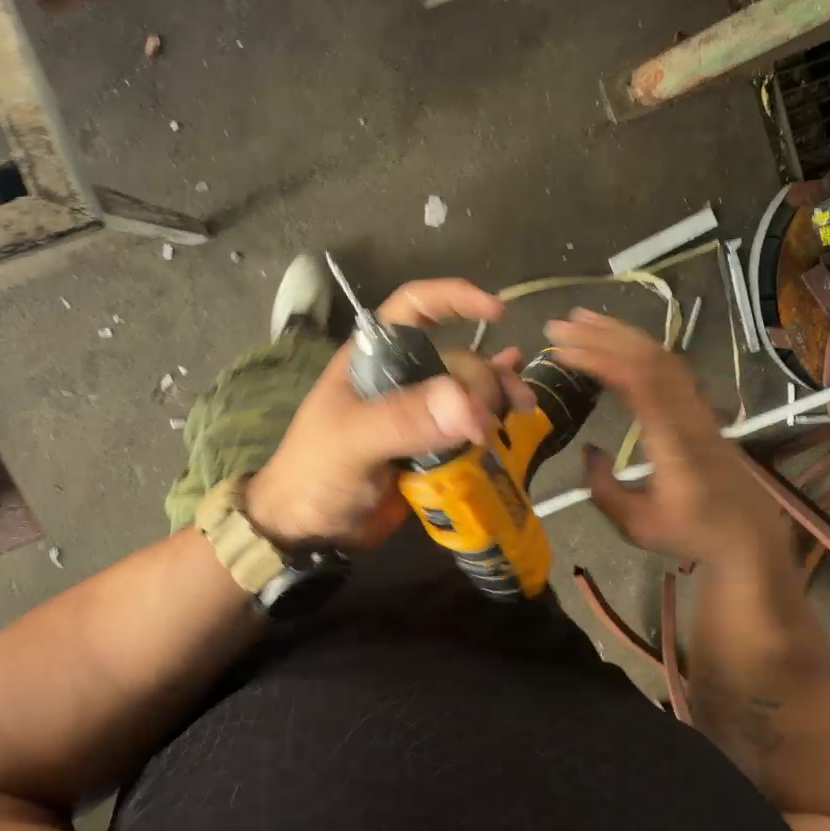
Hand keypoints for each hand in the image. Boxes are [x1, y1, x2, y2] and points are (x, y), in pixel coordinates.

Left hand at [247, 279, 534, 550]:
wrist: (308, 532)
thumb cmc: (314, 475)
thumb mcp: (350, 442)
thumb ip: (402, 420)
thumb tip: (466, 404)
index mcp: (372, 358)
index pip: (415, 307)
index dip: (454, 298)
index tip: (496, 309)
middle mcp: (400, 376)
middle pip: (457, 357)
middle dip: (481, 378)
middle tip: (483, 421)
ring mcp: (419, 412)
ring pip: (471, 388)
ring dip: (499, 393)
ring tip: (521, 408)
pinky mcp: (433, 446)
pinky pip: (472, 422)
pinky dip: (496, 414)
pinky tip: (519, 409)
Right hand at [545, 310, 775, 564]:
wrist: (750, 536)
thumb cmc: (692, 534)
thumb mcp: (638, 526)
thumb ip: (605, 490)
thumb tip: (589, 450)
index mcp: (672, 442)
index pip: (637, 384)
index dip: (599, 359)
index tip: (562, 351)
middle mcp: (688, 415)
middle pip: (647, 359)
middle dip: (601, 336)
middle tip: (560, 325)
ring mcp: (699, 408)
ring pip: (662, 356)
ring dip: (620, 334)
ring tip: (583, 320)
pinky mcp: (702, 408)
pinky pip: (671, 365)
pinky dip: (640, 345)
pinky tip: (618, 341)